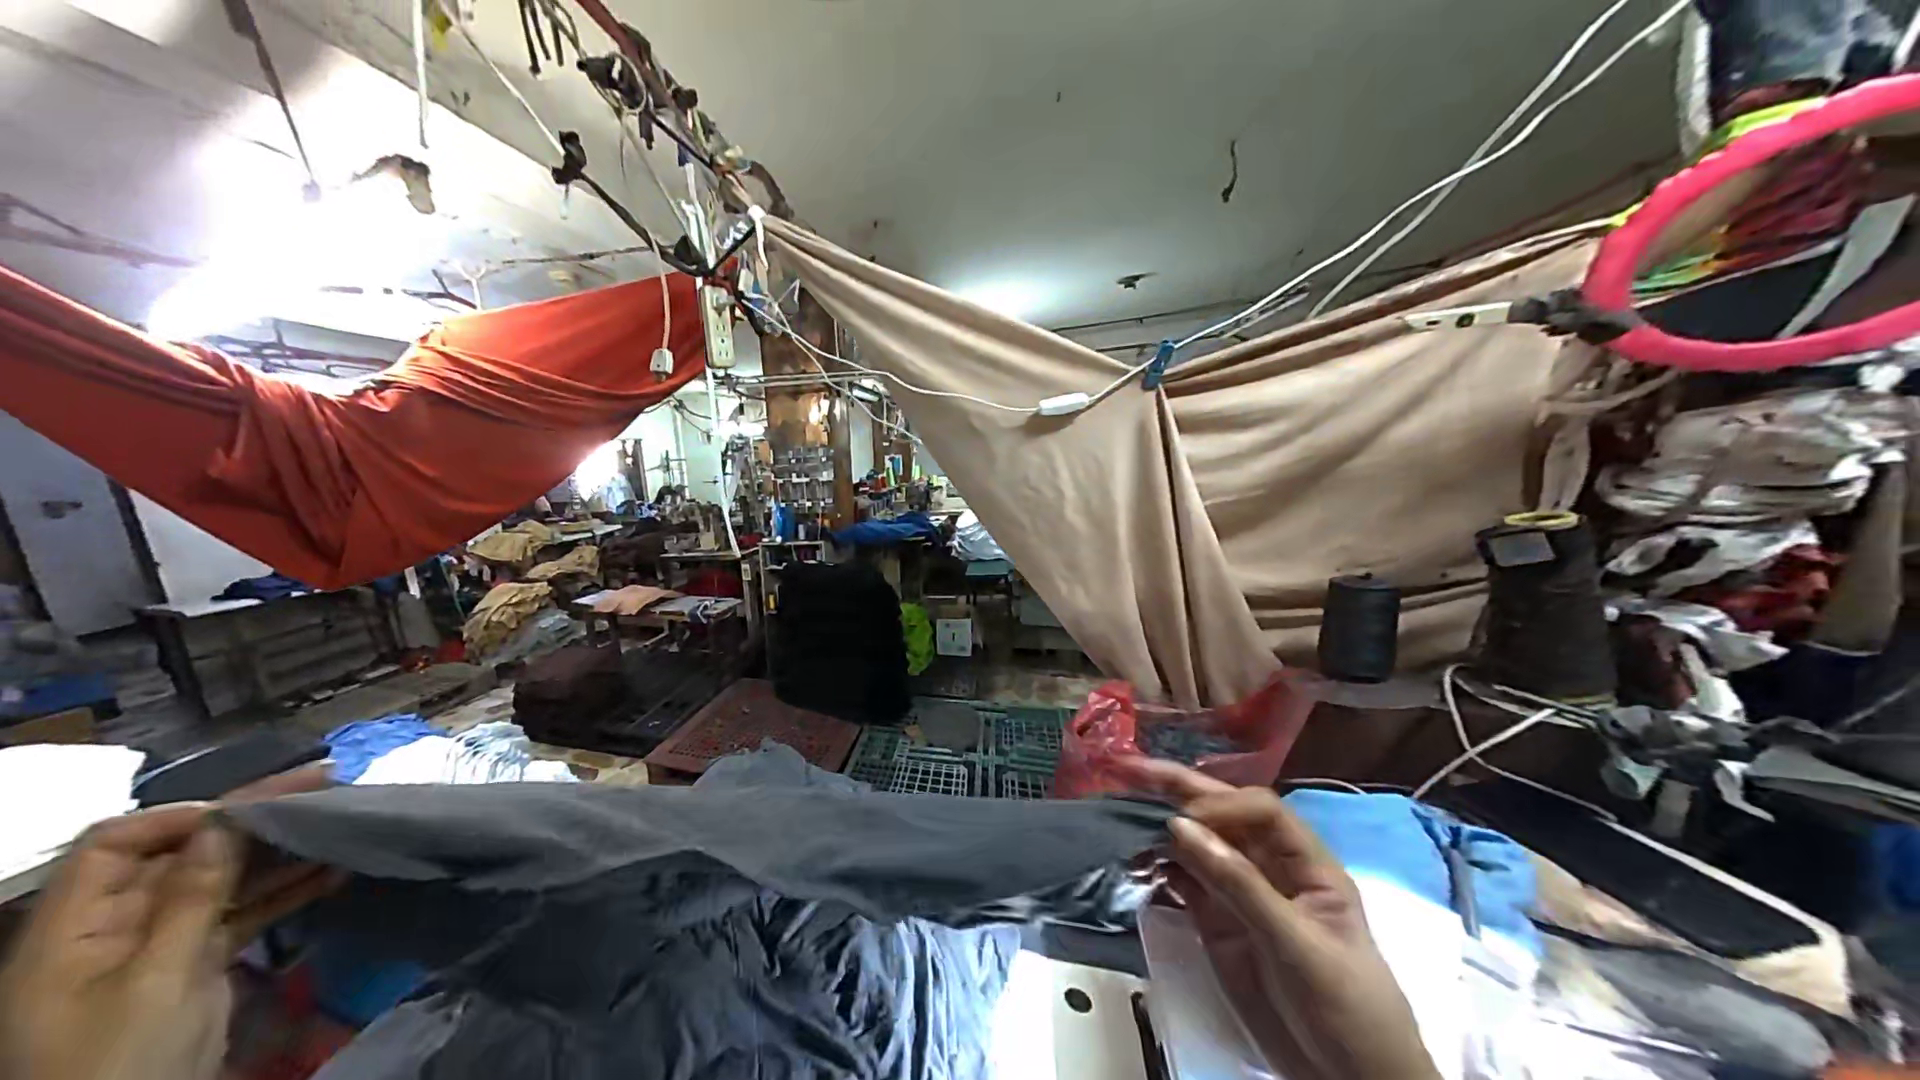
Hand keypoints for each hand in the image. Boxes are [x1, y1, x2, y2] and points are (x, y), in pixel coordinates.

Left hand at [0, 764, 340, 1079]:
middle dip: (252, 820)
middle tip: (325, 786)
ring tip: (341, 821)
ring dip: (280, 851)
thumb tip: (223, 824)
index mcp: (74, 931)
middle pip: (182, 854)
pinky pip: (243, 911)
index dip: (178, 818)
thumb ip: (190, 898)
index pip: (114, 845)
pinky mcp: (197, 962)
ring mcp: (158, 946)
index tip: (250, 808)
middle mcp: (114, 927)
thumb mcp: (156, 980)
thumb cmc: (118, 1061)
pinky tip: (333, 872)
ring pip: (223, 878)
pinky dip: (287, 889)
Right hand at [1124, 758, 1440, 1079]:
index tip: (1180, 819)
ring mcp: (1240, 893)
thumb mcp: (1296, 944)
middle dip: (1176, 790)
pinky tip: (1134, 862)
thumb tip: (1178, 825)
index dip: (1219, 804)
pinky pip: (1183, 882)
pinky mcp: (1216, 921)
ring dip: (1159, 829)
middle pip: (1220, 815)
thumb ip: (1238, 884)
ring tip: (1119, 818)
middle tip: (1125, 770)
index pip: (1259, 810)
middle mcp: (1269, 867)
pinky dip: (1157, 869)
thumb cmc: (1345, 1007)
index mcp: (1305, 863)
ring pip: (1195, 845)